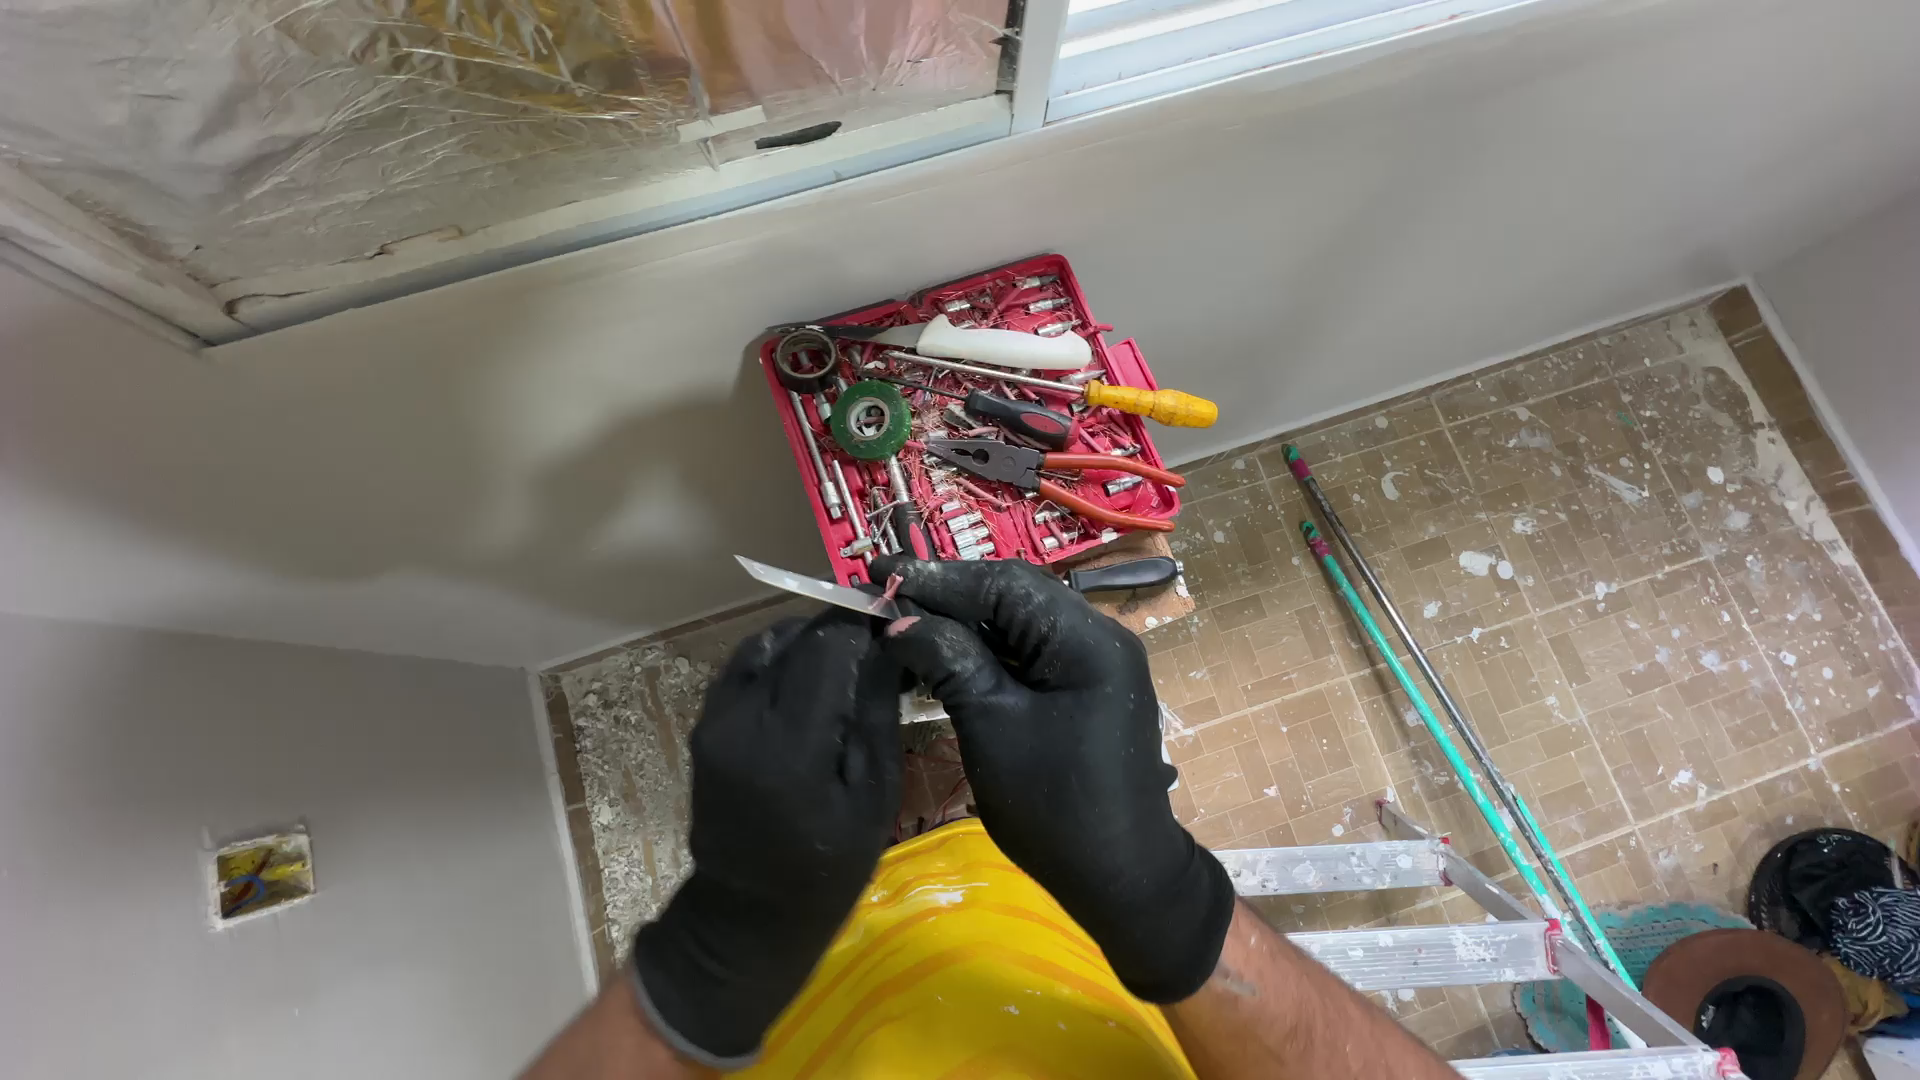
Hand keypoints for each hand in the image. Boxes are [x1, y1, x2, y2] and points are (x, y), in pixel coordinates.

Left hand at [629, 609, 903, 1067]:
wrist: (747, 915)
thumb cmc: (828, 866)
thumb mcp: (874, 793)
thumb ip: (876, 710)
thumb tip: (889, 641)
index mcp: (790, 745)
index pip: (827, 646)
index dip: (861, 625)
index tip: (890, 624)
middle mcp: (742, 719)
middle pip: (795, 637)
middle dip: (838, 631)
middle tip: (873, 648)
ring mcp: (714, 719)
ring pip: (766, 643)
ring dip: (807, 641)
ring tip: (842, 664)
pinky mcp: (704, 724)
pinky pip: (743, 666)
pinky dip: (779, 659)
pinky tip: (806, 683)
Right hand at [870, 555, 1232, 1002]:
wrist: (1120, 876)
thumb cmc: (1055, 808)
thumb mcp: (993, 728)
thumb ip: (950, 661)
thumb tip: (899, 620)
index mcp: (1086, 639)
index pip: (1005, 583)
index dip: (939, 577)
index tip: (881, 574)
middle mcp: (1098, 634)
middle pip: (1014, 594)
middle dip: (950, 594)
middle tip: (887, 594)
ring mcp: (1095, 657)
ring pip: (1020, 618)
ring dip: (965, 619)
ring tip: (906, 619)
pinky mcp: (1085, 681)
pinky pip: (1030, 647)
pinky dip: (988, 646)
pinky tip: (946, 650)